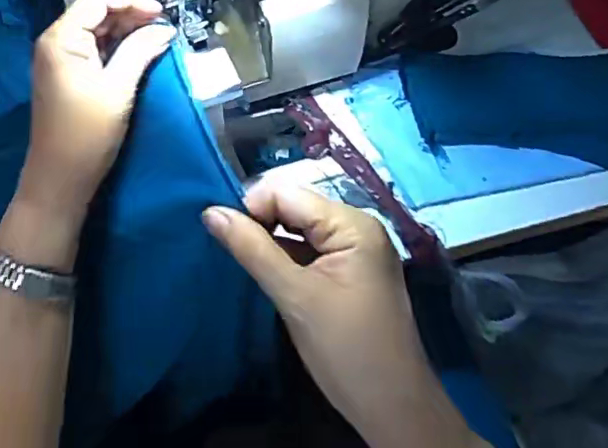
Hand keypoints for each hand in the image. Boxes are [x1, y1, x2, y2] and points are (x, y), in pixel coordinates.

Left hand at [12, 0, 174, 249]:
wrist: (58, 181)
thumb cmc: (87, 134)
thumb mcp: (118, 89)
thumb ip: (140, 51)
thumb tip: (164, 30)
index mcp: (61, 37)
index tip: (160, 14)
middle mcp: (54, 40)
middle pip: (95, 10)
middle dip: (129, 13)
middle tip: (162, 27)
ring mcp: (58, 57)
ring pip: (95, 27)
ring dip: (124, 28)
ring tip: (155, 37)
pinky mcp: (65, 73)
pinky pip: (91, 46)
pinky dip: (114, 44)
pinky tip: (137, 51)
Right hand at [203, 184, 479, 447]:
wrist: (397, 415)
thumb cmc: (348, 353)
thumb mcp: (294, 297)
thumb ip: (252, 249)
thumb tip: (210, 212)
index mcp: (351, 224)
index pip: (286, 193)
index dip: (251, 208)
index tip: (226, 235)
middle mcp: (356, 225)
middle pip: (292, 205)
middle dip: (260, 222)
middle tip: (234, 251)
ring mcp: (356, 247)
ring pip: (298, 225)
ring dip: (271, 239)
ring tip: (247, 260)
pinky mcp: (351, 267)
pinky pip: (309, 245)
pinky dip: (286, 254)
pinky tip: (270, 271)